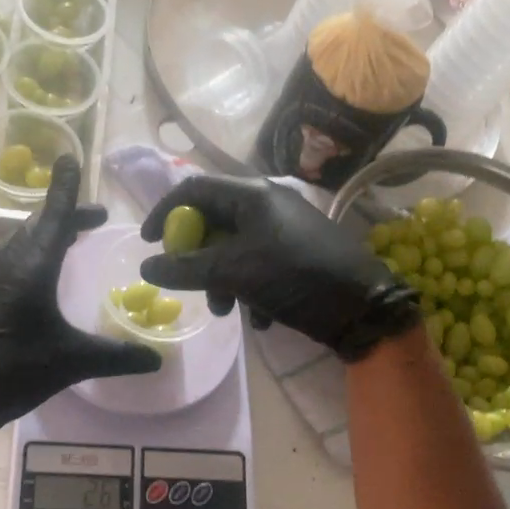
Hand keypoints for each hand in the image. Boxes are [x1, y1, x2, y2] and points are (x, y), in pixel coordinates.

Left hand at [0, 155, 160, 508]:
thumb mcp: (72, 362)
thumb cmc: (13, 372)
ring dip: (38, 234)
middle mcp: (5, 266)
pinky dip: (0, 255)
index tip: (69, 158)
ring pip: (12, 242)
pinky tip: (2, 266)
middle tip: (96, 220)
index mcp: (32, 270)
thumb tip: (156, 359)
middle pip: (38, 228)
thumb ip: (117, 357)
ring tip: (59, 240)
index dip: (65, 189)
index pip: (54, 218)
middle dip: (67, 216)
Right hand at [140, 176, 419, 362]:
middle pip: (212, 223)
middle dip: (197, 261)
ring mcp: (283, 230)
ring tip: (229, 312)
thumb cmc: (295, 276)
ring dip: (222, 283)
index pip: (193, 189)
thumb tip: (147, 266)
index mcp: (251, 194)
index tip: (149, 244)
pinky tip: (262, 319)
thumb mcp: (234, 272)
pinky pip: (257, 266)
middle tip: (191, 287)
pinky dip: (250, 290)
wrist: (362, 306)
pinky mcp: (296, 255)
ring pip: (233, 251)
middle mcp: (266, 204)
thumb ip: (186, 269)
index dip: (165, 213)